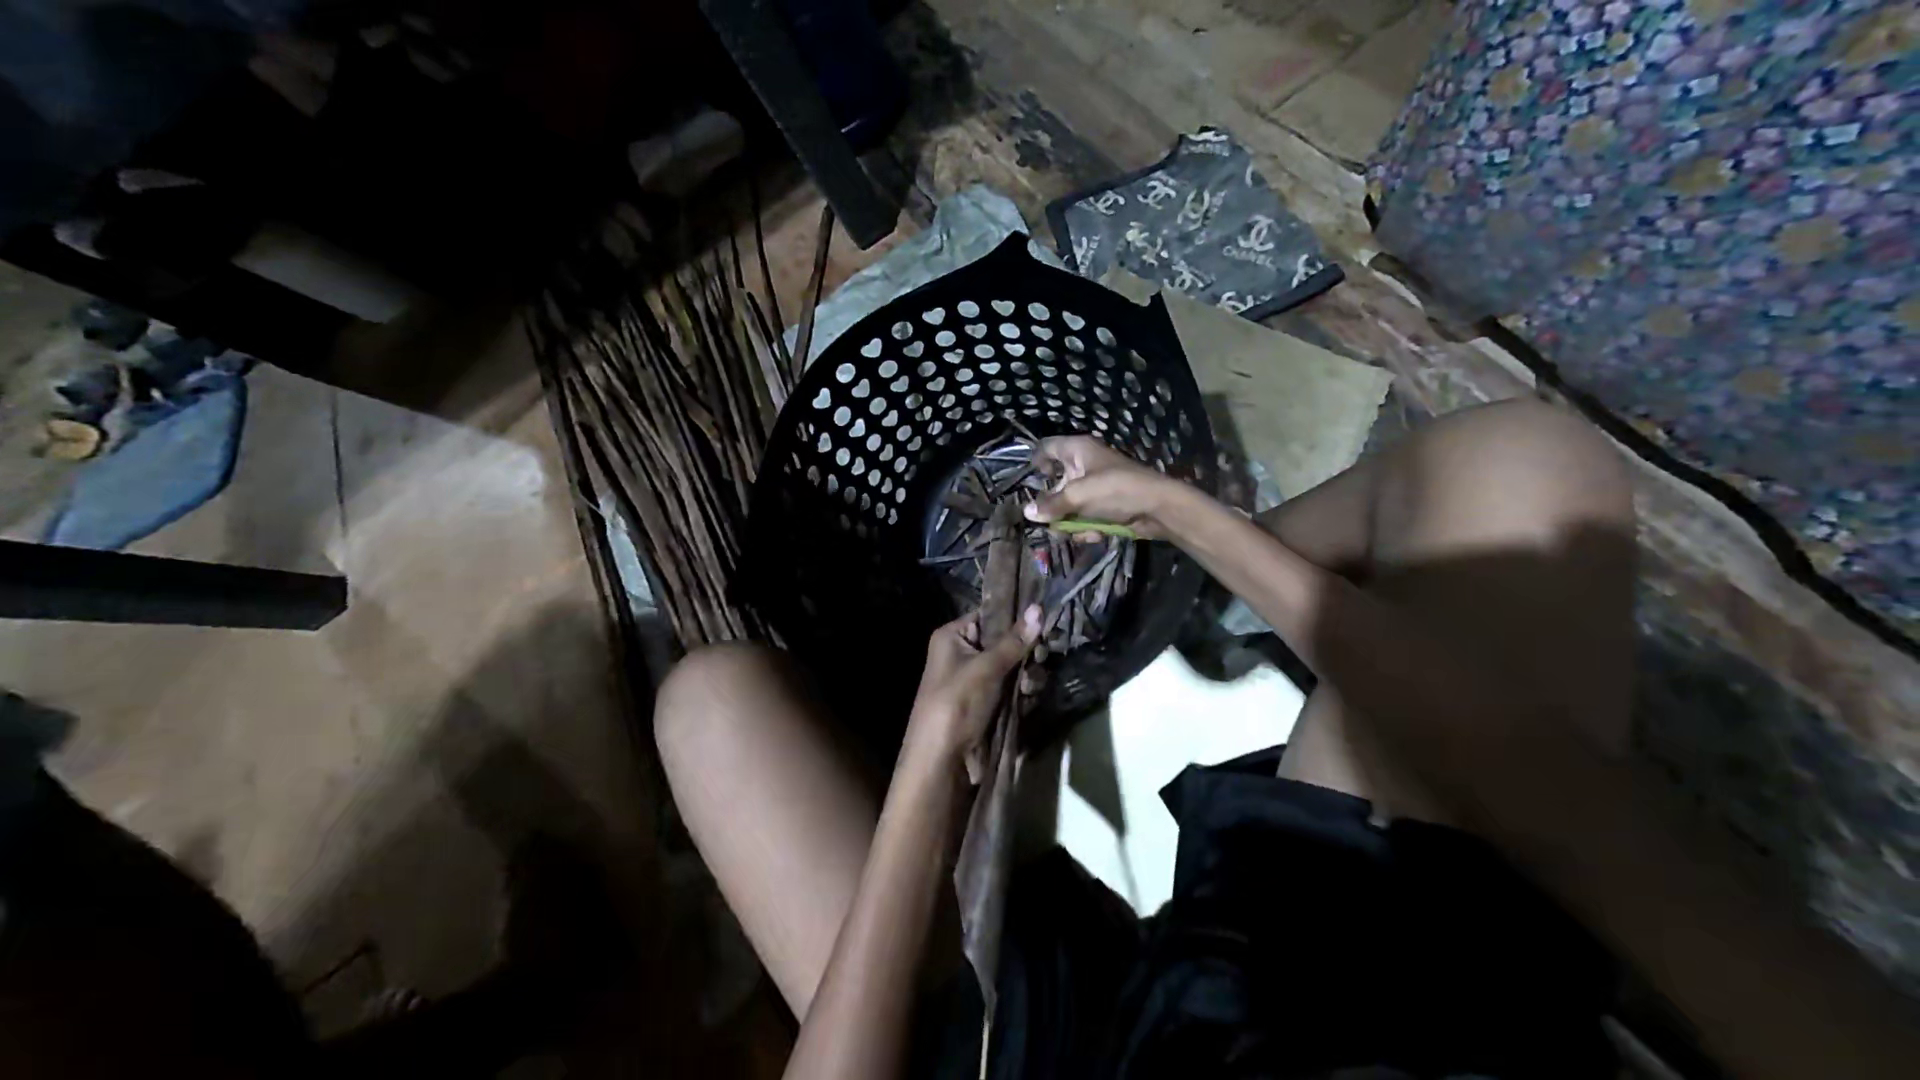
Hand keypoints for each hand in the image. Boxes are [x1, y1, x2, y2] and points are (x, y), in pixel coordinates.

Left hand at [903, 605, 1041, 770]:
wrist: (942, 759)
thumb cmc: (957, 703)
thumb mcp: (986, 668)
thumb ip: (1014, 641)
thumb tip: (1038, 608)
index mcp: (952, 637)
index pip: (988, 615)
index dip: (1015, 618)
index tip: (1044, 621)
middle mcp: (962, 653)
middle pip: (1004, 642)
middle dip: (1025, 651)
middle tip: (1041, 658)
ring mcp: (976, 679)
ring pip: (1012, 666)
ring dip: (1026, 674)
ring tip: (1031, 685)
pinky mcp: (987, 702)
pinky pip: (1011, 688)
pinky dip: (1022, 692)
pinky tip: (1029, 698)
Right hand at [1022, 435, 1181, 538]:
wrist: (1158, 508)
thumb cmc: (1116, 490)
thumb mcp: (1079, 496)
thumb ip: (1051, 505)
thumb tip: (1028, 512)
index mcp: (1078, 450)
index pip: (1047, 447)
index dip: (1036, 461)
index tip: (1030, 482)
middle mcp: (1084, 464)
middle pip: (1055, 483)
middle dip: (1052, 505)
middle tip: (1046, 520)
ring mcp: (1095, 486)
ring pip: (1069, 505)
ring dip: (1069, 521)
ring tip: (1072, 532)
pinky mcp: (1104, 505)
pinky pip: (1085, 516)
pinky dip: (1087, 526)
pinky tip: (1095, 533)